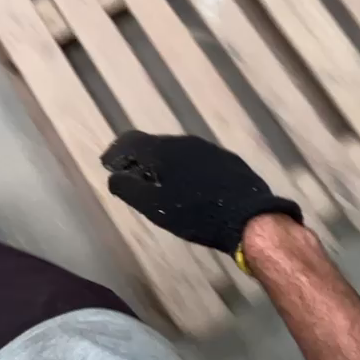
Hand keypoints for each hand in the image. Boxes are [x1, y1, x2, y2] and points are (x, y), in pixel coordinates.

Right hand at [102, 131, 300, 256]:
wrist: (250, 218)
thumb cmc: (195, 214)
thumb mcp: (153, 206)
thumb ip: (127, 189)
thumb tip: (112, 178)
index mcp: (162, 149)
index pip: (129, 141)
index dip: (115, 152)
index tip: (108, 165)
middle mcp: (183, 142)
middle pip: (152, 145)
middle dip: (138, 159)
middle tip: (131, 176)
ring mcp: (208, 149)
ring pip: (176, 152)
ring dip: (163, 164)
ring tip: (160, 183)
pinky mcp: (228, 160)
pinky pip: (196, 160)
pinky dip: (184, 168)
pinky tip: (190, 187)